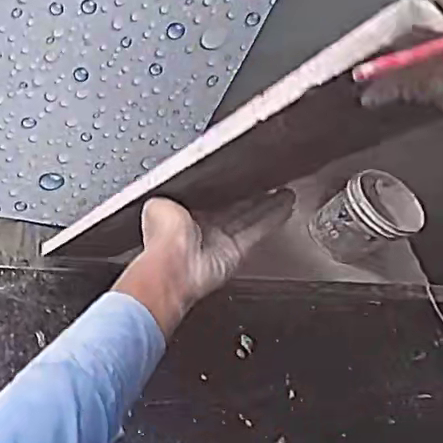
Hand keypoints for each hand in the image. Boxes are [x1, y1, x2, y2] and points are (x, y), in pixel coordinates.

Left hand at [112, 195, 292, 337]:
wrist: (173, 265)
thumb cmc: (161, 237)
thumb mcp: (158, 203)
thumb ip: (167, 195)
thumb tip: (162, 189)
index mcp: (179, 216)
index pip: (206, 198)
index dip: (222, 188)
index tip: (237, 177)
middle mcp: (200, 229)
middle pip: (231, 208)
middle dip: (249, 196)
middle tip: (267, 183)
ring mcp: (218, 241)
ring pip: (248, 218)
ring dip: (266, 204)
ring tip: (283, 191)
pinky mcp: (235, 251)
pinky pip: (256, 231)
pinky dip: (272, 218)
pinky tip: (285, 204)